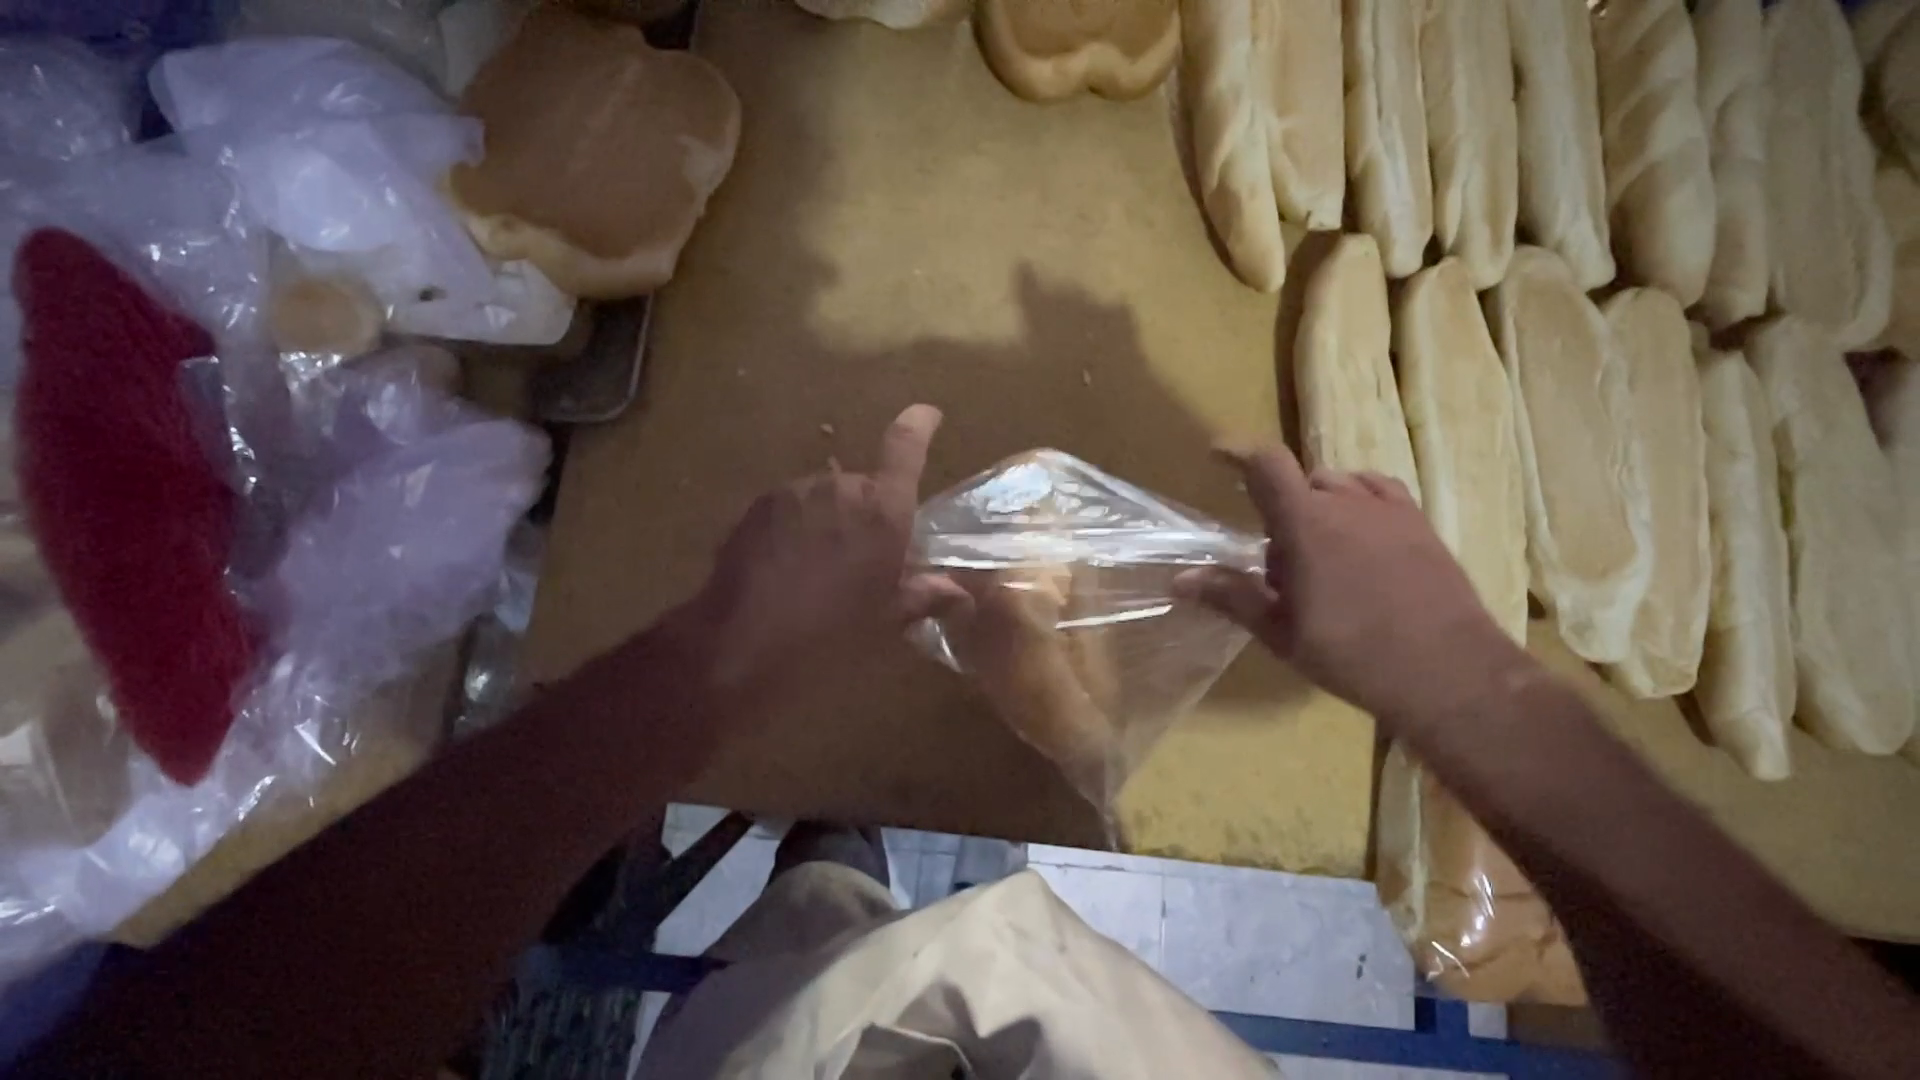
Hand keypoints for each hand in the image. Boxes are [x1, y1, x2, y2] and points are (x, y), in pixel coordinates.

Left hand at [679, 404, 966, 706]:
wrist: (741, 644)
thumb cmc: (830, 633)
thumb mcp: (885, 620)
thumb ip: (924, 595)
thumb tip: (960, 593)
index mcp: (882, 509)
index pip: (905, 448)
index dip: (919, 426)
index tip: (927, 414)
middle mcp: (839, 487)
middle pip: (864, 487)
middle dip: (869, 514)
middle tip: (866, 559)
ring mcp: (793, 493)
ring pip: (824, 499)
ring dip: (831, 522)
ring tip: (822, 571)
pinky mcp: (757, 508)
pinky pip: (791, 511)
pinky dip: (798, 530)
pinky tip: (789, 571)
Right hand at [1177, 445, 1525, 724]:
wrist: (1450, 672)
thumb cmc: (1353, 655)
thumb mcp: (1282, 632)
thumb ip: (1232, 596)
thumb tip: (1180, 579)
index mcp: (1307, 524)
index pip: (1267, 464)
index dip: (1238, 452)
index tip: (1217, 454)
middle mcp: (1347, 502)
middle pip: (1300, 483)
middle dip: (1280, 512)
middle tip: (1280, 568)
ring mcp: (1390, 510)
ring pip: (1339, 486)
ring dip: (1318, 508)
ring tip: (1321, 558)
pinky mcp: (1421, 524)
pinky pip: (1378, 492)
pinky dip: (1356, 503)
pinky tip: (1358, 540)